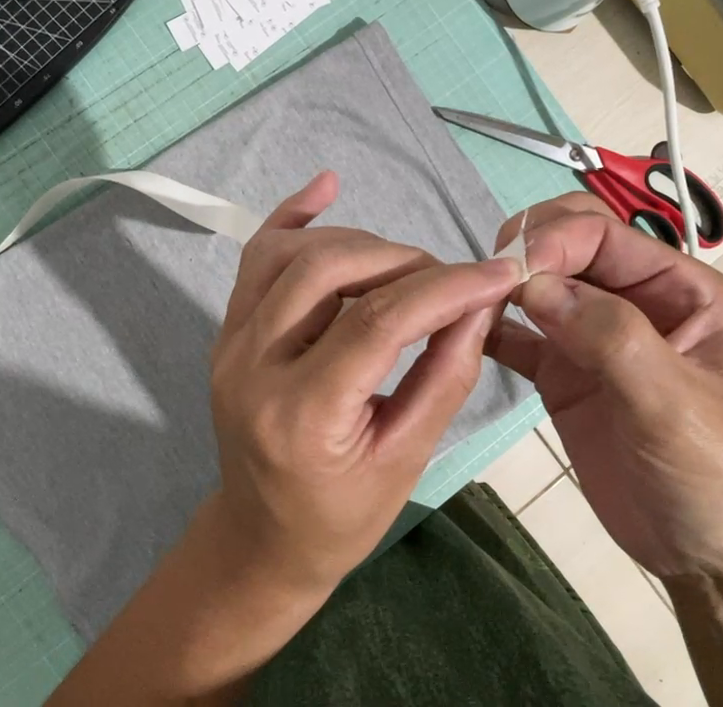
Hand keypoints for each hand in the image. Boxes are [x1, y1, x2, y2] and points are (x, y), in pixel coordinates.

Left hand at [207, 170, 523, 594]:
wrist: (260, 536)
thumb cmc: (339, 516)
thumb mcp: (404, 460)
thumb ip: (443, 377)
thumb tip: (478, 304)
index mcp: (301, 414)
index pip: (377, 322)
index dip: (443, 288)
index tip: (496, 273)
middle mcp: (251, 366)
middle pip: (325, 272)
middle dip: (400, 260)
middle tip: (447, 277)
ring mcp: (229, 342)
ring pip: (288, 254)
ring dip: (355, 243)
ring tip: (405, 266)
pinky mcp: (225, 329)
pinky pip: (255, 257)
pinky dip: (291, 218)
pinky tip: (326, 186)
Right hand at [490, 192, 722, 585]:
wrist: (719, 566)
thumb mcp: (676, 404)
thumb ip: (609, 336)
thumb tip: (531, 282)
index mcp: (685, 291)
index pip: (607, 236)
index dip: (554, 240)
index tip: (510, 270)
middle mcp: (640, 303)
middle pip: (571, 247)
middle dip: (528, 252)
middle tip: (486, 282)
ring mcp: (599, 339)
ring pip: (542, 286)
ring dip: (504, 287)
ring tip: (465, 303)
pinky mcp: (567, 375)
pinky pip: (523, 337)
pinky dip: (493, 329)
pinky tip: (462, 331)